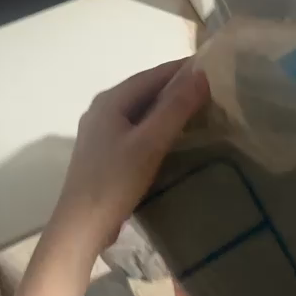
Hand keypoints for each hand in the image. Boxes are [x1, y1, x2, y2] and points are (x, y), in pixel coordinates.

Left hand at [45, 59, 209, 261]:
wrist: (81, 227)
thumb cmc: (115, 182)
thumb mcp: (150, 143)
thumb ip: (175, 107)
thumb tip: (200, 74)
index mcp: (111, 100)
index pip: (154, 74)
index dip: (183, 69)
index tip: (214, 68)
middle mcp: (102, 108)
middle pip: (146, 89)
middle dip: (177, 86)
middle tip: (213, 90)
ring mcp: (101, 130)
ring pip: (141, 109)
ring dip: (168, 106)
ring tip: (200, 110)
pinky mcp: (104, 151)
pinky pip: (136, 127)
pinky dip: (157, 124)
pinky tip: (174, 136)